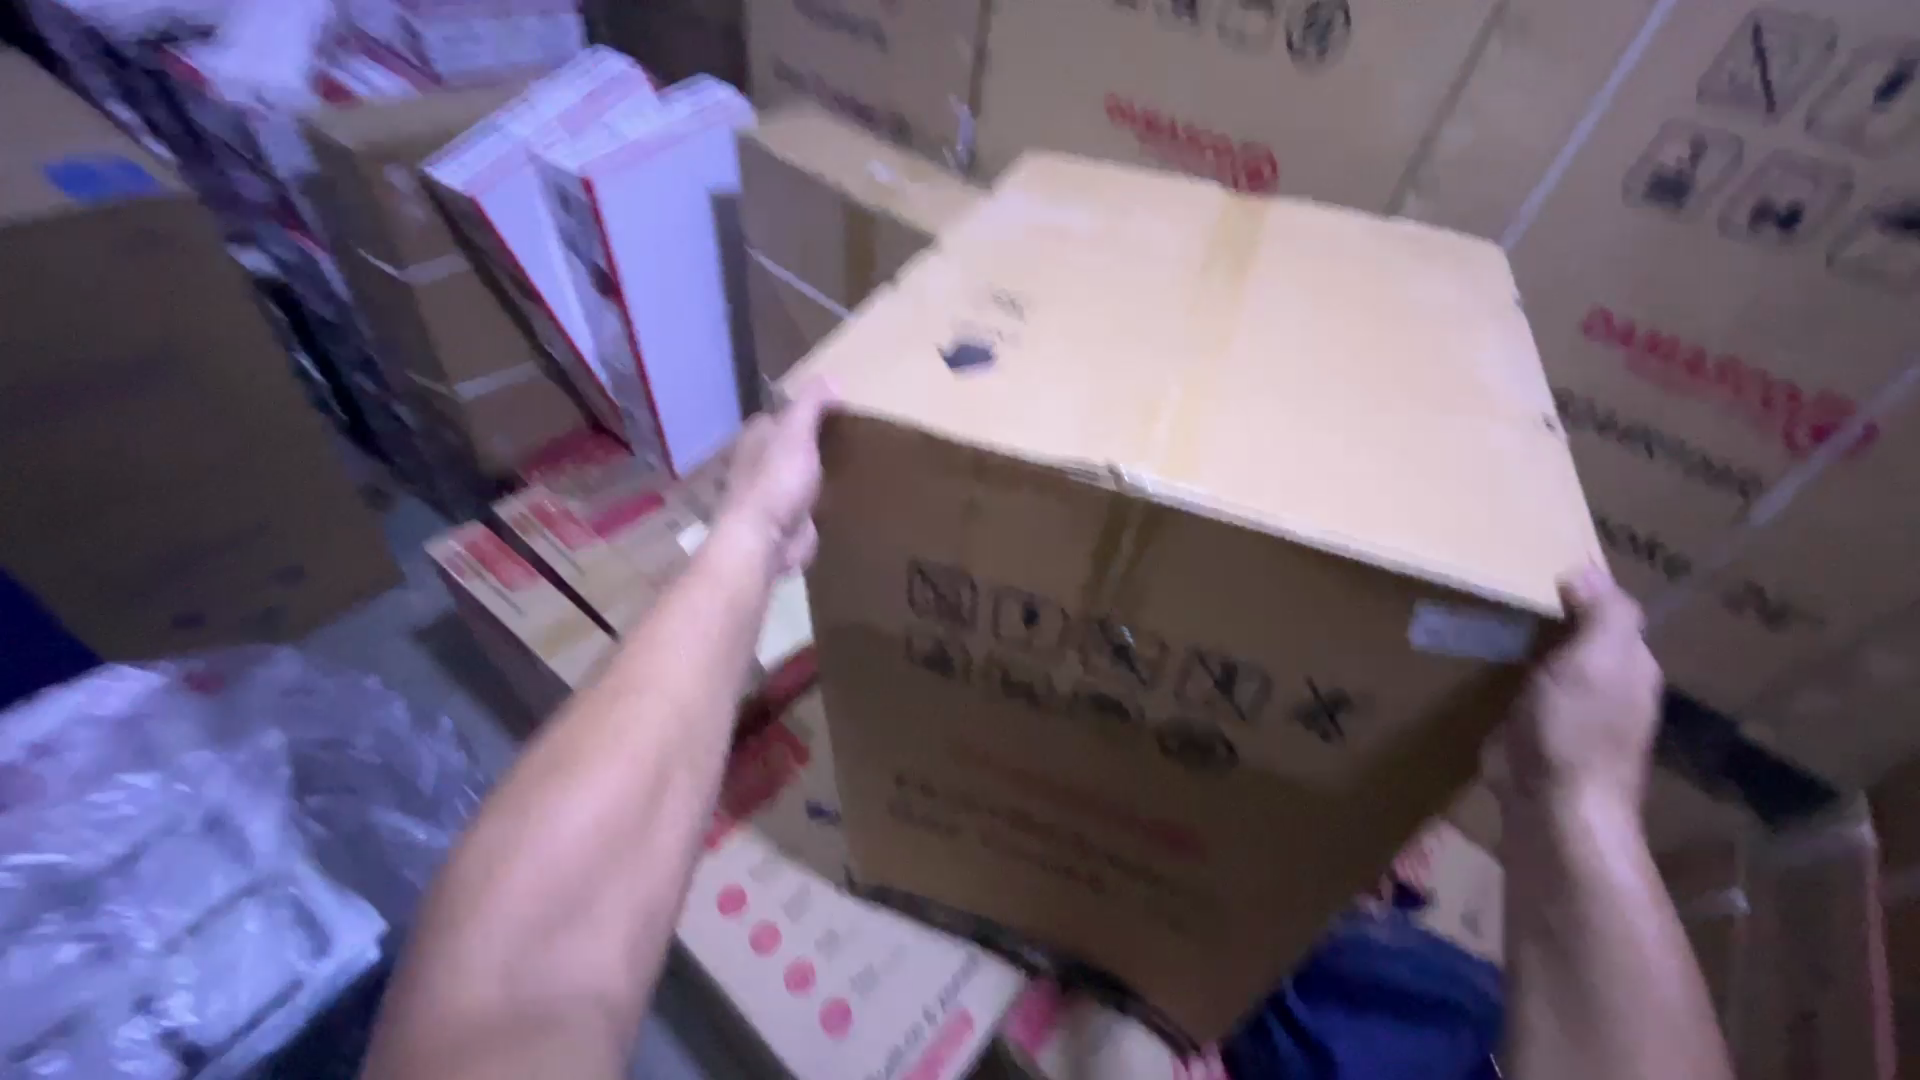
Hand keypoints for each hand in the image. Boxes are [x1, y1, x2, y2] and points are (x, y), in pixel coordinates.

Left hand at [716, 380, 834, 573]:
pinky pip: (812, 502)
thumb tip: (831, 377)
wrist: (766, 540)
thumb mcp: (796, 433)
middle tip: (853, 437)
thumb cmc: (777, 481)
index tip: (839, 409)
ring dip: (821, 471)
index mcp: (757, 437)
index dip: (807, 410)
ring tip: (856, 463)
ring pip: (802, 473)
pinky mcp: (790, 519)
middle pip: (792, 444)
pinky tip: (846, 494)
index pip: (782, 415)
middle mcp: (761, 463)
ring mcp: (774, 493)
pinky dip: (826, 498)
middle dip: (815, 442)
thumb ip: (811, 404)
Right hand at [1496, 565, 1662, 815]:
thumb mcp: (1600, 662)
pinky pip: (1507, 681)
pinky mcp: (1523, 722)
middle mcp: (1599, 681)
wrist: (1550, 803)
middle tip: (1492, 575)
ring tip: (1471, 604)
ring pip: (1536, 655)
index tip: (1534, 555)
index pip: (1607, 609)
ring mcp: (1560, 705)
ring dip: (1511, 635)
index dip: (1579, 583)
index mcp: (1627, 663)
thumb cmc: (1579, 729)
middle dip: (1541, 607)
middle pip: (1569, 630)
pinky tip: (1465, 651)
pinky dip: (1492, 665)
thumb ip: (1603, 615)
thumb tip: (1585, 569)